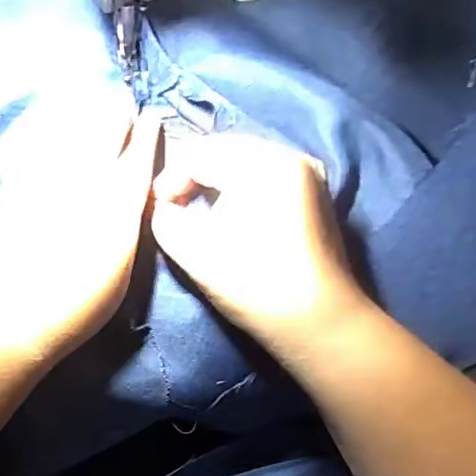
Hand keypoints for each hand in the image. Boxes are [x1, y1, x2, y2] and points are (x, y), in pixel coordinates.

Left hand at [0, 106, 159, 369]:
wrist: (9, 312)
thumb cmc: (76, 305)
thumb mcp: (124, 268)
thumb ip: (129, 220)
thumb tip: (130, 195)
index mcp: (122, 196)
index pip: (143, 142)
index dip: (149, 128)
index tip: (150, 122)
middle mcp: (88, 170)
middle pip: (110, 114)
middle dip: (119, 115)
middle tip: (121, 120)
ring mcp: (48, 166)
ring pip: (75, 114)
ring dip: (88, 114)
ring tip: (90, 121)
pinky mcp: (16, 172)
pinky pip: (41, 130)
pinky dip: (55, 123)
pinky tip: (57, 130)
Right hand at [150, 132, 372, 359]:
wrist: (320, 324)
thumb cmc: (255, 286)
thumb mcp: (194, 253)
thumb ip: (165, 220)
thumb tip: (164, 207)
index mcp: (264, 163)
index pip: (199, 153)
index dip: (168, 177)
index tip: (154, 207)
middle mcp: (292, 156)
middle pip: (226, 151)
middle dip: (192, 175)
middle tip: (170, 206)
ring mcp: (309, 175)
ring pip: (247, 163)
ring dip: (216, 182)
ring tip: (196, 212)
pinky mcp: (316, 196)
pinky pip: (267, 178)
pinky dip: (242, 190)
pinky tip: (230, 217)